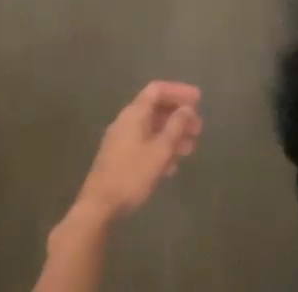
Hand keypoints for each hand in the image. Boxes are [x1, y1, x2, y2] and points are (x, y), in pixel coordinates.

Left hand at [73, 81, 202, 221]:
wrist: (98, 208)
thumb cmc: (132, 175)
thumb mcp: (160, 150)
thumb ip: (176, 126)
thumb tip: (187, 109)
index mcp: (134, 114)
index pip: (157, 90)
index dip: (179, 91)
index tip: (198, 100)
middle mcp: (126, 122)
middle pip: (155, 109)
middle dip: (178, 116)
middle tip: (198, 128)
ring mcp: (120, 140)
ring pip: (151, 128)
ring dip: (172, 134)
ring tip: (189, 148)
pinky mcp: (118, 158)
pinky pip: (144, 143)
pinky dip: (160, 147)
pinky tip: (172, 165)